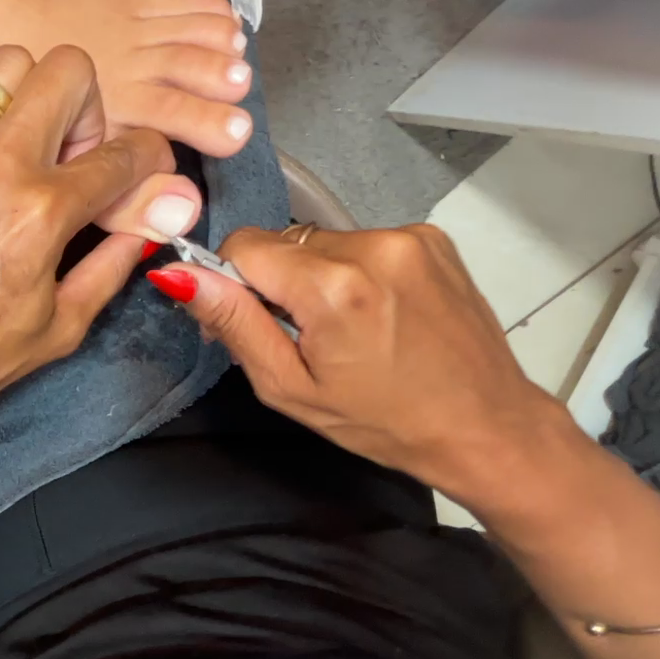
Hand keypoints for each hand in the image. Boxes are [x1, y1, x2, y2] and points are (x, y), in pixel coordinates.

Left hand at [0, 45, 198, 471]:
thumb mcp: (62, 327)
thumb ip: (113, 266)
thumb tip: (149, 226)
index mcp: (41, 213)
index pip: (124, 153)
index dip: (151, 163)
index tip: (147, 179)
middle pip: (67, 70)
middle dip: (90, 109)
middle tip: (78, 164)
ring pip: (10, 65)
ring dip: (36, 98)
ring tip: (35, 157)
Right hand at [147, 225, 568, 500]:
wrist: (482, 423)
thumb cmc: (376, 421)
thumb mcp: (287, 387)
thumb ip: (234, 324)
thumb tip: (177, 276)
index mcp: (334, 288)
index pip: (244, 245)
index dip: (227, 280)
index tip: (241, 323)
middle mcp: (373, 245)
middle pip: (281, 244)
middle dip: (270, 283)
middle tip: (290, 337)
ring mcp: (409, 236)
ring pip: (318, 243)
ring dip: (309, 278)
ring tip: (335, 330)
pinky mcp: (431, 238)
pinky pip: (357, 243)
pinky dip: (346, 273)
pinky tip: (367, 314)